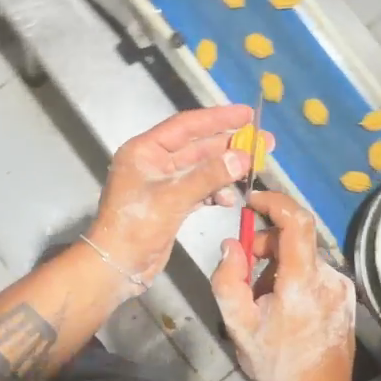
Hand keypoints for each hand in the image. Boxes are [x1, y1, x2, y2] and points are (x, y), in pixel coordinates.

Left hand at [86, 105, 257, 291]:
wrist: (116, 266)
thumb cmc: (136, 227)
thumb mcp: (173, 198)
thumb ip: (209, 176)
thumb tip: (243, 157)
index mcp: (145, 151)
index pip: (186, 126)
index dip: (218, 118)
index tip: (247, 114)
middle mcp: (153, 162)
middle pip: (197, 146)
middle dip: (229, 145)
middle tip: (264, 142)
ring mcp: (162, 184)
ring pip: (200, 169)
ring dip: (225, 170)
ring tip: (255, 168)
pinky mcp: (170, 204)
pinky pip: (198, 189)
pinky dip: (215, 192)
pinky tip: (231, 198)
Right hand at [211, 191, 356, 380]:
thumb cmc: (275, 364)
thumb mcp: (238, 324)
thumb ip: (228, 279)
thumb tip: (231, 245)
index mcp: (301, 281)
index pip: (296, 221)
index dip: (274, 202)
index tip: (252, 200)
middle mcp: (328, 277)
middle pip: (295, 240)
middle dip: (266, 245)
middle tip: (244, 270)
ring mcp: (341, 288)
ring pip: (303, 258)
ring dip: (278, 266)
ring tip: (263, 301)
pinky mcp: (345, 298)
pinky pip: (314, 273)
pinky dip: (294, 278)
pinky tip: (284, 309)